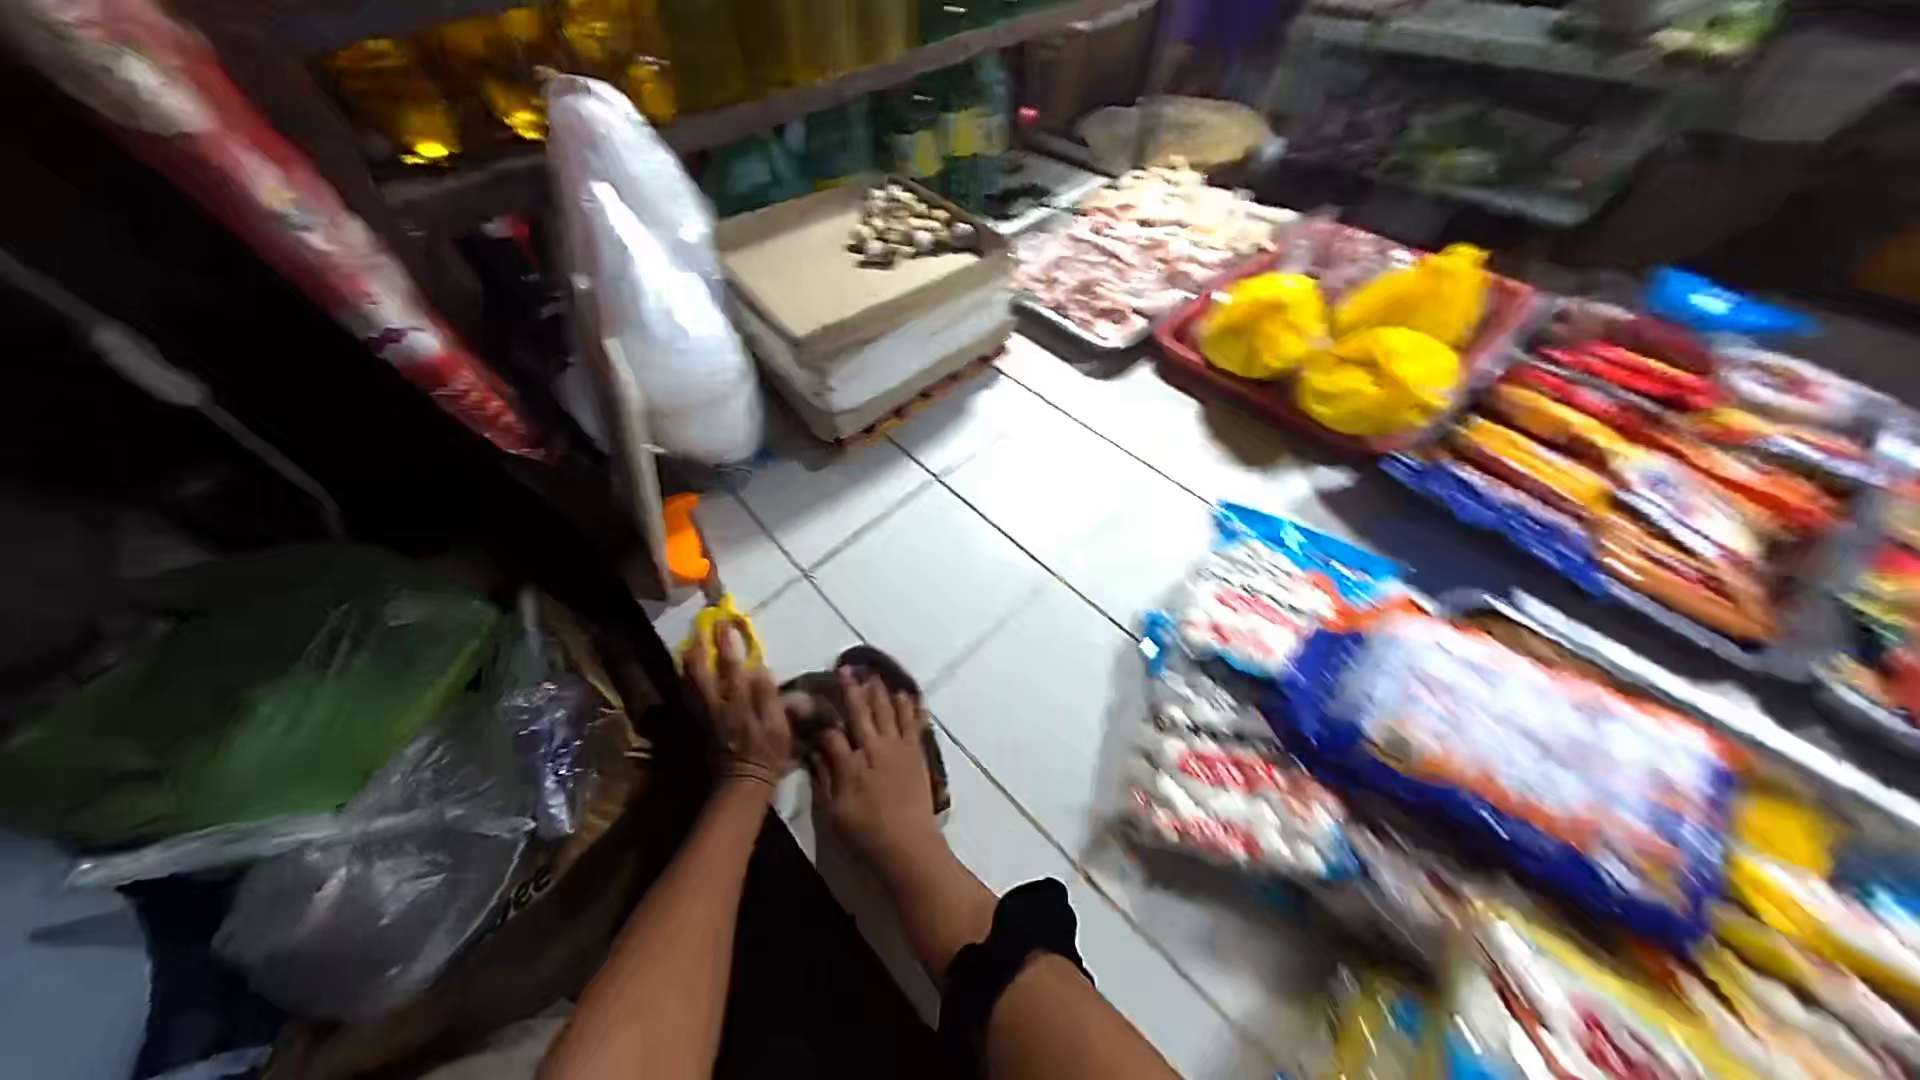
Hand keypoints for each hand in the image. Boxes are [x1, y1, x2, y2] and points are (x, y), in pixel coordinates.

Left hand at [686, 617, 792, 789]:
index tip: (726, 620)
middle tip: (704, 624)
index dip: (726, 641)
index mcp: (736, 702)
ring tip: (696, 638)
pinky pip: (688, 689)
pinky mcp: (698, 719)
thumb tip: (759, 668)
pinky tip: (694, 664)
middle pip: (697, 667)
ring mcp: (702, 712)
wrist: (742, 782)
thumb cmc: (767, 752)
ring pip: (688, 677)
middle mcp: (713, 703)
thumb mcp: (778, 726)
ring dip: (690, 655)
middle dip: (699, 642)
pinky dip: (689, 672)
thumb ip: (768, 696)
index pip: (729, 665)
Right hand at [812, 669, 939, 871]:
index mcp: (850, 763)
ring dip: (879, 692)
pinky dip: (908, 707)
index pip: (832, 733)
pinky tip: (903, 695)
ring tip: (872, 675)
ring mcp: (898, 748)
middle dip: (851, 690)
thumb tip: (814, 751)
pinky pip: (912, 723)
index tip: (811, 704)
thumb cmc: (866, 833)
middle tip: (845, 670)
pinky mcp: (916, 753)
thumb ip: (824, 777)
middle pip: (861, 712)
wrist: (908, 845)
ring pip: (887, 711)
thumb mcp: (834, 811)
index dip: (820, 719)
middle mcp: (874, 748)